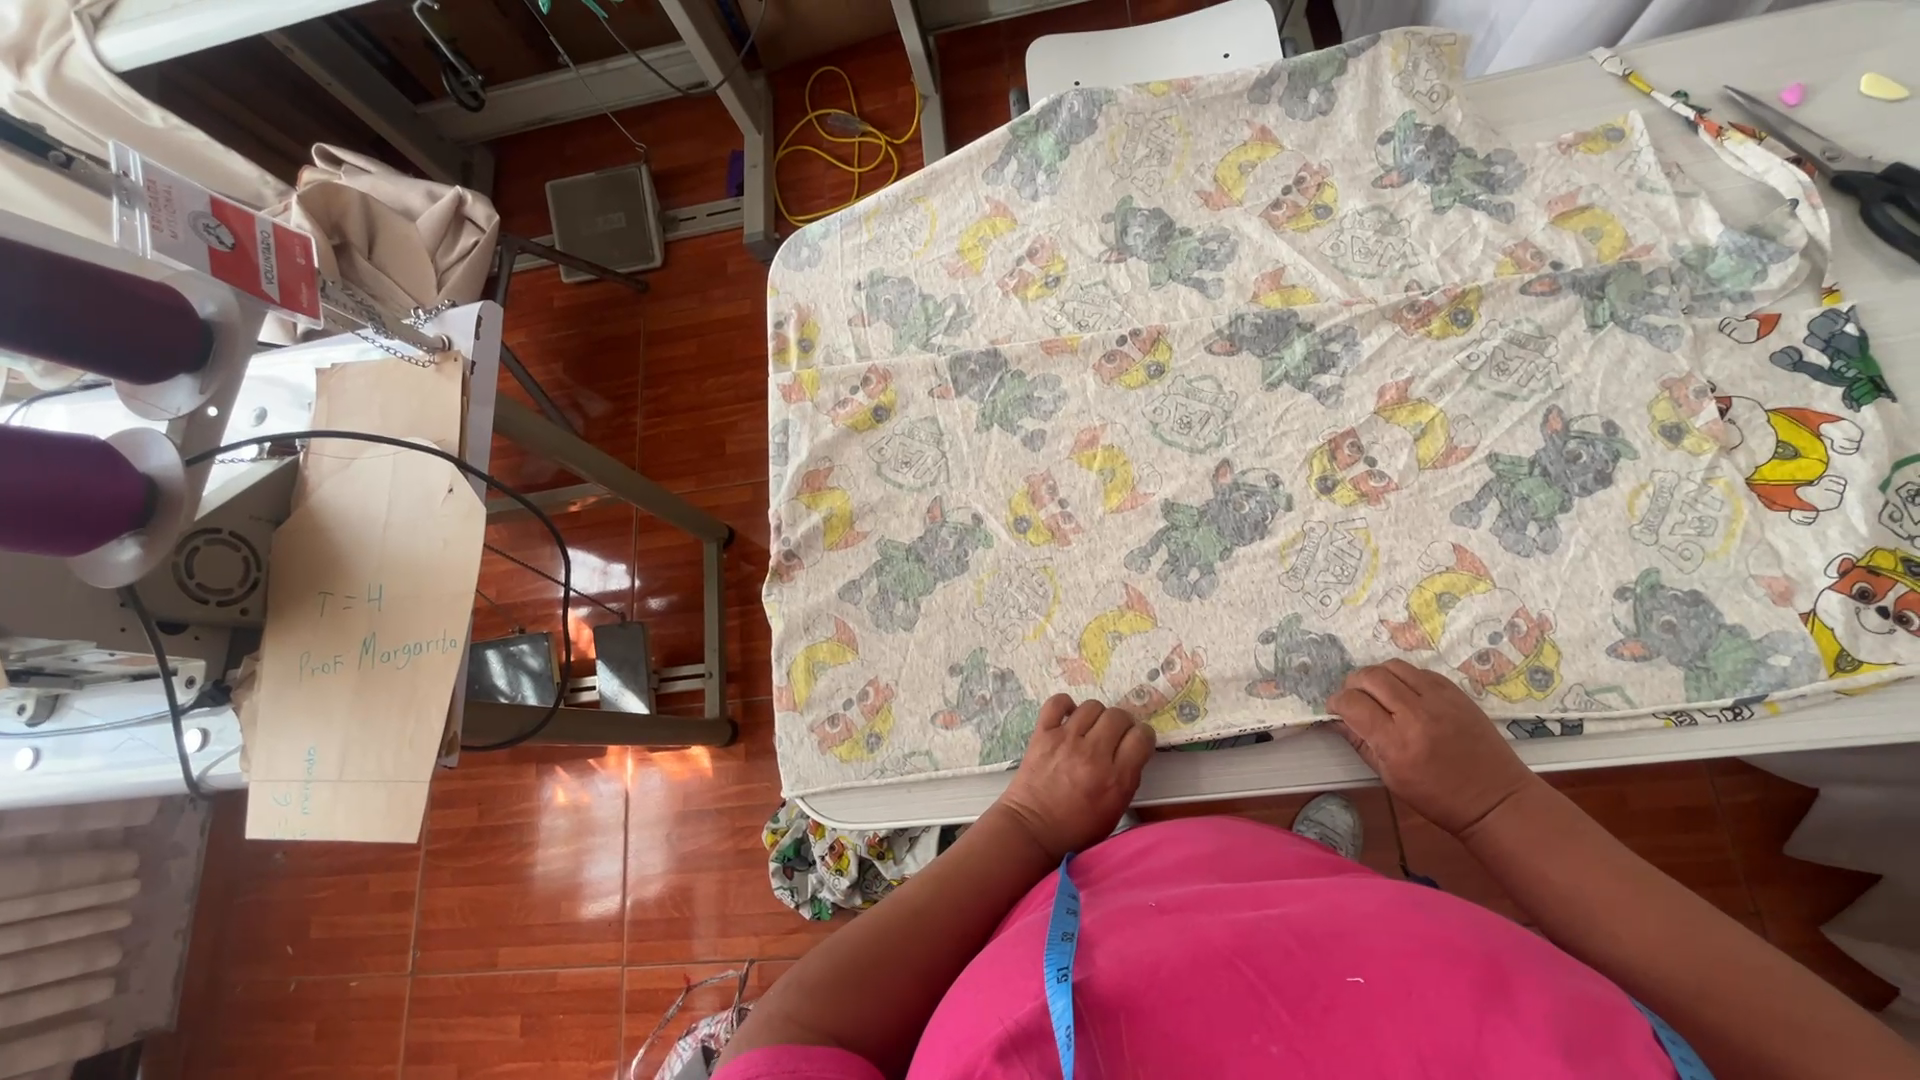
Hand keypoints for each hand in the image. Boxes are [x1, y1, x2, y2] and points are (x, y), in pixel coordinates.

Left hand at [993, 695, 1154, 861]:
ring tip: (1091, 729)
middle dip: (1122, 724)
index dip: (1142, 737)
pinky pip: (1057, 703)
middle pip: (1119, 716)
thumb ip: (1127, 778)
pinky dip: (1065, 705)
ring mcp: (1066, 740)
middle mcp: (1093, 754)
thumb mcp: (1115, 811)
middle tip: (1114, 736)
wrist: (1031, 830)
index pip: (1142, 736)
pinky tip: (1069, 718)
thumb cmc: (1076, 829)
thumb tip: (1131, 751)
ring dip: (1096, 716)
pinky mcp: (1042, 734)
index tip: (1135, 742)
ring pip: (1092, 706)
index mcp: (1116, 778)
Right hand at [1327, 660, 1541, 836]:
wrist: (1496, 799)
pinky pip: (1420, 671)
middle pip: (1370, 677)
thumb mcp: (1390, 777)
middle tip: (1353, 698)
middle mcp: (1417, 714)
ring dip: (1377, 676)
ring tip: (1378, 692)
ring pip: (1393, 666)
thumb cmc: (1438, 797)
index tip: (1335, 710)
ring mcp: (1440, 700)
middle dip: (1352, 684)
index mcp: (1397, 742)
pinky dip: (1404, 678)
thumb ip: (1360, 743)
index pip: (1352, 703)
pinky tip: (1405, 694)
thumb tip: (1336, 720)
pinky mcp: (1457, 694)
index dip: (1336, 703)